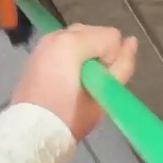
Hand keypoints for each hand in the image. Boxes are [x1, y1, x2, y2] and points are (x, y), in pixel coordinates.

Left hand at [10, 24, 138, 139]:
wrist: (31, 130)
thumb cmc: (70, 115)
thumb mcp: (104, 93)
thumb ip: (122, 65)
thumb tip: (131, 42)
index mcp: (72, 42)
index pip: (111, 36)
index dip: (113, 59)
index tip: (101, 81)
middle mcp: (56, 35)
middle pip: (94, 32)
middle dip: (99, 53)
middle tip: (92, 82)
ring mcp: (44, 42)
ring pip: (79, 37)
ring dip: (86, 53)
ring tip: (79, 81)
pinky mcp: (37, 53)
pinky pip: (64, 45)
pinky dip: (71, 55)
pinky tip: (67, 78)